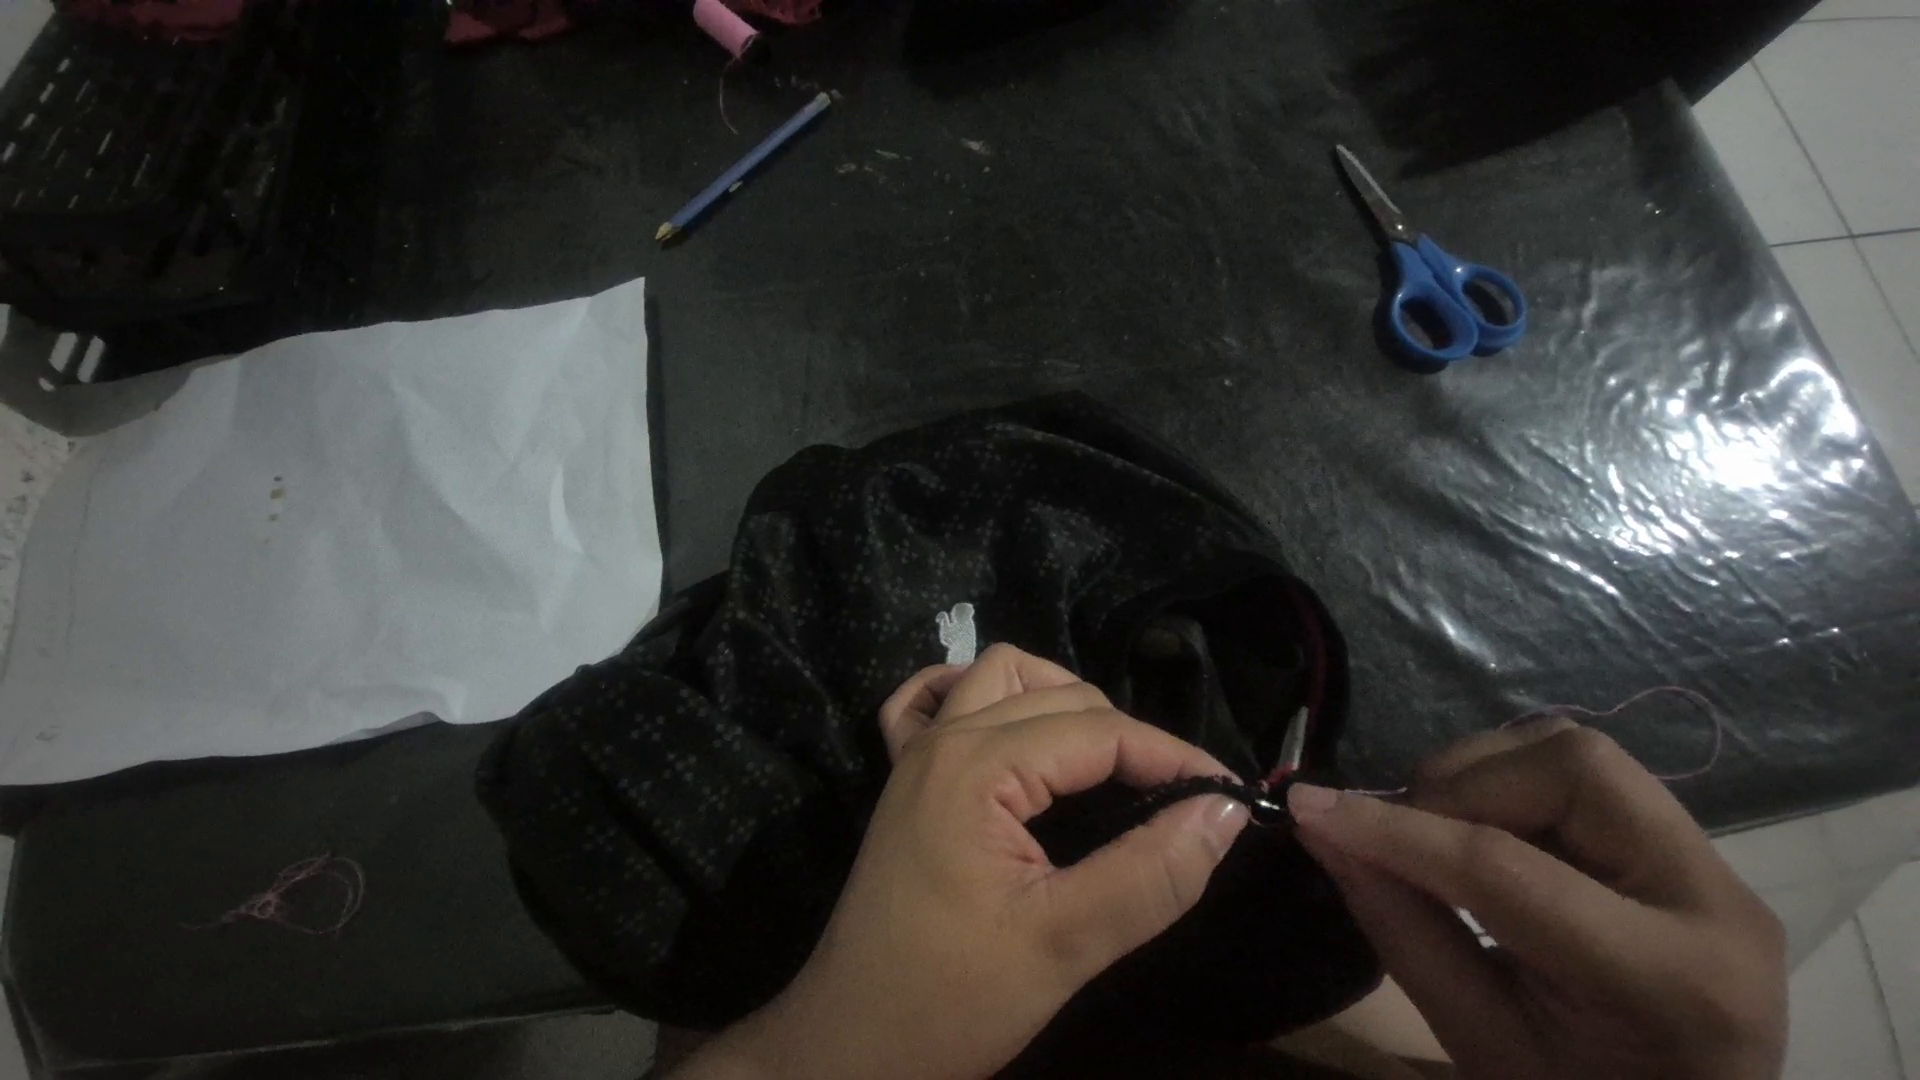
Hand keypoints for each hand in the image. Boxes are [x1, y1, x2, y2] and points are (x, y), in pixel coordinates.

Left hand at [672, 645, 1250, 1079]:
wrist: (848, 1043)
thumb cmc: (949, 1000)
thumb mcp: (1062, 946)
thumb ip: (1150, 874)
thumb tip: (1224, 812)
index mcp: (978, 765)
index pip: (1099, 730)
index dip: (1172, 754)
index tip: (1227, 793)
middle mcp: (945, 737)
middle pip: (1059, 697)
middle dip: (1127, 736)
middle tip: (1175, 797)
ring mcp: (916, 751)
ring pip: (1002, 677)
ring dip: (1060, 700)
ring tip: (1105, 761)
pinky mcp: (904, 776)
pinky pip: (936, 699)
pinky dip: (981, 696)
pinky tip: (1010, 729)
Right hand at [1289, 720, 1786, 1079]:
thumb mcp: (1477, 1039)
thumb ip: (1398, 925)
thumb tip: (1318, 827)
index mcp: (1667, 982)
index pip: (1502, 867)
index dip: (1393, 830)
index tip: (1306, 807)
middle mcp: (1711, 898)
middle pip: (1570, 766)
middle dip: (1460, 784)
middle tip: (1405, 835)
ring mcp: (1711, 862)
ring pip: (1572, 750)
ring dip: (1479, 776)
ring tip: (1443, 834)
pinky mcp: (1684, 843)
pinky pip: (1577, 769)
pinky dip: (1503, 781)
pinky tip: (1486, 832)